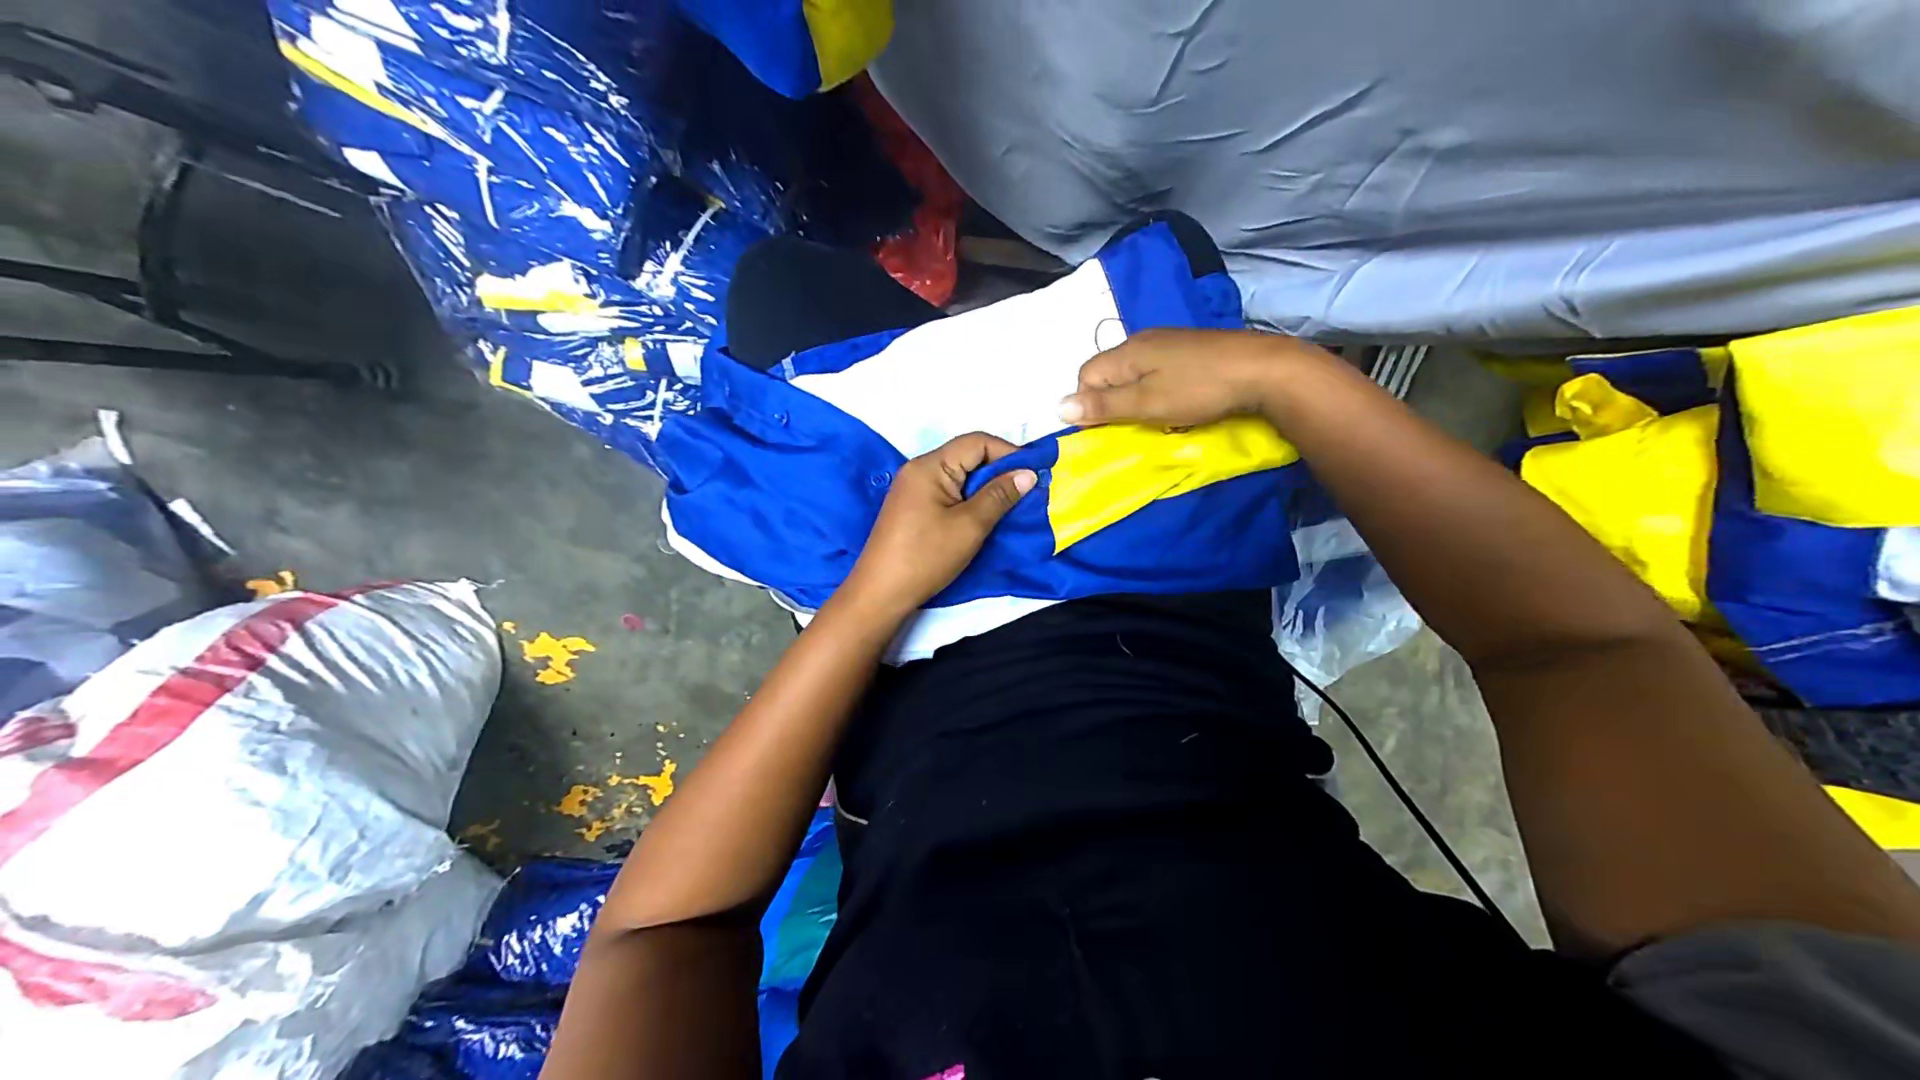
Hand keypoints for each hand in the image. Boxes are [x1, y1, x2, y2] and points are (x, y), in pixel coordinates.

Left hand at [839, 433, 1037, 617]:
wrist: (881, 592)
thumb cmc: (926, 556)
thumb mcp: (970, 526)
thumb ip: (999, 495)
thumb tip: (1027, 473)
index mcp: (930, 466)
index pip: (977, 442)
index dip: (1009, 453)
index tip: (1035, 473)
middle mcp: (919, 469)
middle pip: (967, 456)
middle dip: (999, 470)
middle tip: (1027, 491)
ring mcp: (913, 488)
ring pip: (959, 475)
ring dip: (986, 486)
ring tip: (1011, 504)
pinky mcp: (913, 507)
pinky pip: (948, 491)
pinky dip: (970, 498)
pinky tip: (985, 515)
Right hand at [1059, 327, 1307, 428]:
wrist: (1263, 369)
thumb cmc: (1199, 389)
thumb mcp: (1146, 403)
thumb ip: (1103, 406)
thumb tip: (1058, 407)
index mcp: (1127, 351)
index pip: (1086, 376)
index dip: (1088, 403)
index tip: (1108, 425)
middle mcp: (1142, 340)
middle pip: (1108, 373)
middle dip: (1113, 401)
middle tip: (1133, 423)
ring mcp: (1168, 342)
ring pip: (1133, 373)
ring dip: (1136, 397)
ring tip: (1156, 416)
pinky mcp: (1189, 350)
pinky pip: (1157, 371)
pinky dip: (1158, 389)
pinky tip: (1177, 401)